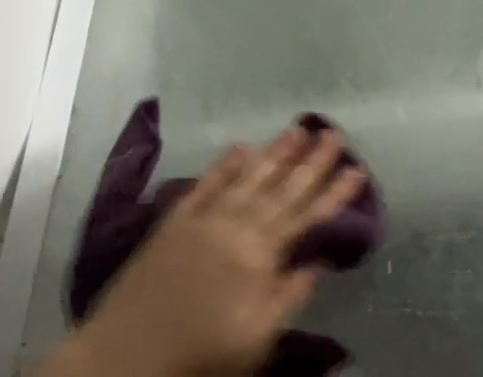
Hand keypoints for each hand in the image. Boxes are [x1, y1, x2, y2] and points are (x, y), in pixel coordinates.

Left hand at [41, 127, 365, 376]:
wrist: (124, 357)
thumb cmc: (198, 356)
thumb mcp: (255, 340)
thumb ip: (286, 296)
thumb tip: (315, 263)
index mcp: (259, 256)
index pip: (306, 216)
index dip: (334, 193)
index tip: (358, 170)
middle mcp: (236, 227)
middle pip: (281, 189)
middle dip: (312, 162)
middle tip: (333, 134)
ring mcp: (204, 219)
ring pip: (247, 177)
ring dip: (274, 153)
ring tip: (298, 128)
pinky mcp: (174, 220)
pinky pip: (204, 184)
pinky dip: (223, 164)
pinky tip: (240, 146)